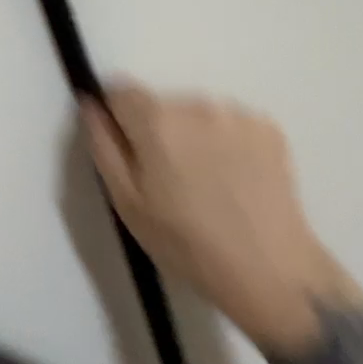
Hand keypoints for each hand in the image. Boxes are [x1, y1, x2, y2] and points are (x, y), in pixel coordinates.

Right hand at [84, 83, 353, 352]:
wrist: (271, 272)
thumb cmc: (185, 243)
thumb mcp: (126, 202)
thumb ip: (103, 145)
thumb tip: (91, 104)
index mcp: (156, 120)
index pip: (120, 90)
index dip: (116, 118)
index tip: (127, 152)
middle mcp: (196, 104)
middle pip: (160, 104)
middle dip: (157, 132)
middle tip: (168, 180)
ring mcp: (237, 113)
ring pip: (195, 114)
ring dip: (192, 136)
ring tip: (206, 183)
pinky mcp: (268, 127)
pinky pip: (230, 124)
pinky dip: (226, 143)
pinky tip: (234, 180)